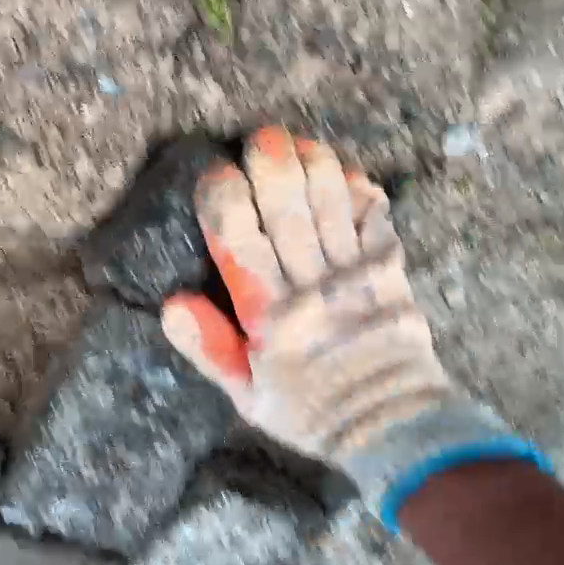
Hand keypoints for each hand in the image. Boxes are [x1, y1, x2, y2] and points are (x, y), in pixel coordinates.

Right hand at [161, 128, 538, 527]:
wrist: (393, 426)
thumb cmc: (307, 411)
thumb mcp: (244, 394)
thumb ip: (209, 347)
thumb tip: (170, 304)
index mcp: (269, 314)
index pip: (240, 244)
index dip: (226, 202)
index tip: (216, 176)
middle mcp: (311, 285)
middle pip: (289, 212)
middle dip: (273, 167)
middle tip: (261, 138)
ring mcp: (356, 275)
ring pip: (332, 207)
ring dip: (315, 168)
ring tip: (298, 143)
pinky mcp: (391, 272)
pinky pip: (376, 221)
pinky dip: (361, 193)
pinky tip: (346, 172)